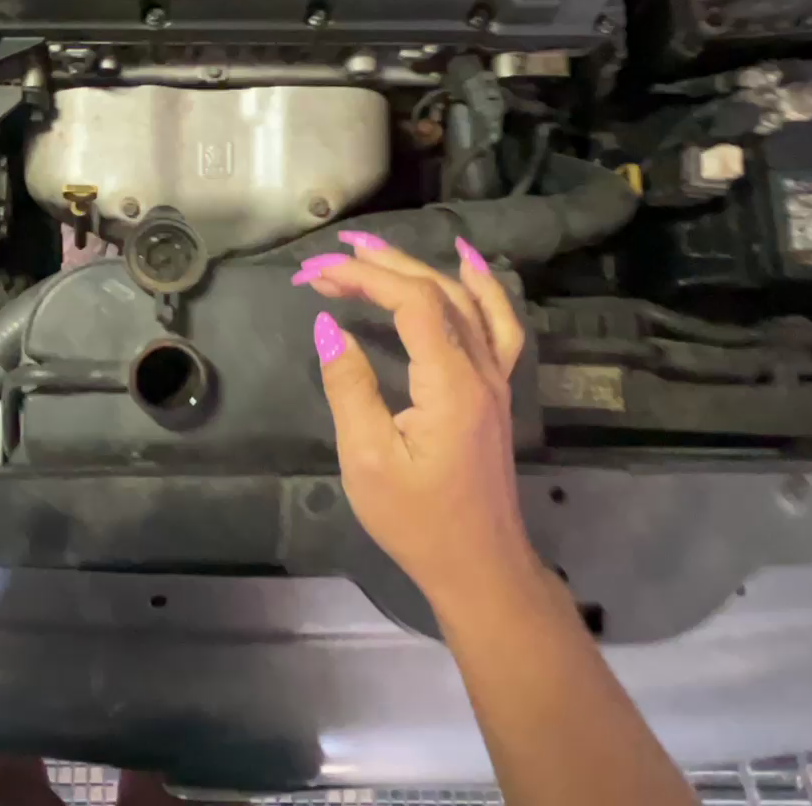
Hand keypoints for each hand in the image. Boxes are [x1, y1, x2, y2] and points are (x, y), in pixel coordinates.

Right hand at [295, 233, 542, 604]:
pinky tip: (466, 264)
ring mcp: (495, 379)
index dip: (363, 278)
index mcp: (450, 383)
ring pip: (465, 302)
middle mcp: (481, 369)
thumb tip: (328, 327)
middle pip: (436, 293)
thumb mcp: (367, 458)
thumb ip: (350, 387)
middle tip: (328, 257)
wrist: (478, 565)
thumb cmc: (417, 519)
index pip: (411, 304)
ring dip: (420, 267)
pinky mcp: (493, 391)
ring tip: (377, 247)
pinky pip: (496, 325)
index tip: (315, 273)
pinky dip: (482, 288)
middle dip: (380, 267)